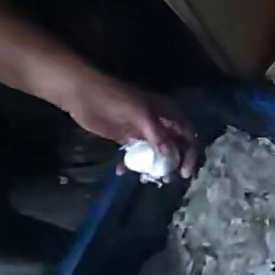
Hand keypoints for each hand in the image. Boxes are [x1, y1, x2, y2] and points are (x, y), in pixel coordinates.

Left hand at [51, 65, 197, 177]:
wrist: (84, 95)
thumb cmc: (116, 99)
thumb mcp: (140, 114)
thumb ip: (157, 134)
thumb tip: (171, 156)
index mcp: (168, 113)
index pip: (188, 135)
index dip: (190, 153)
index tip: (184, 172)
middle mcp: (159, 123)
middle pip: (175, 145)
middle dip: (174, 163)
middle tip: (168, 180)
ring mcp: (142, 131)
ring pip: (156, 152)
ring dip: (154, 166)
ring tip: (148, 179)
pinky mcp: (126, 138)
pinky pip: (135, 154)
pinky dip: (132, 164)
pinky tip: (122, 172)